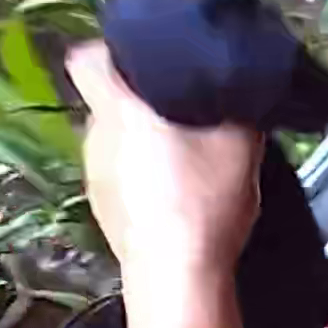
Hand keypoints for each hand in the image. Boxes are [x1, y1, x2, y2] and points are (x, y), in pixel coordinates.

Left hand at [67, 42, 260, 290]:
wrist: (178, 272)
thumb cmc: (203, 201)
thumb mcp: (240, 151)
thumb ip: (239, 115)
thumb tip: (241, 96)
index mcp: (121, 109)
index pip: (86, 58)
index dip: (111, 54)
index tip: (145, 66)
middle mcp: (96, 136)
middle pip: (112, 106)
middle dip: (144, 110)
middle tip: (190, 124)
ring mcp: (96, 176)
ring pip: (119, 146)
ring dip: (146, 150)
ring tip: (190, 170)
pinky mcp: (104, 210)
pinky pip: (123, 182)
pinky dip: (146, 185)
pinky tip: (178, 203)